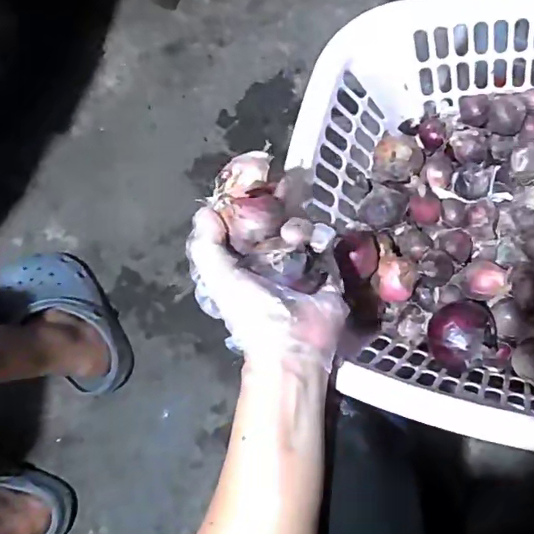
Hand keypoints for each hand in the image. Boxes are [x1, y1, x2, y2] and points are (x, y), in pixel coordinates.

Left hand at [187, 208, 347, 369]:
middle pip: (277, 223)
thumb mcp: (220, 279)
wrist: (292, 345)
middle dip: (279, 210)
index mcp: (245, 265)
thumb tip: (205, 210)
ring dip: (299, 227)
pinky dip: (323, 238)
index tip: (255, 187)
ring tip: (295, 237)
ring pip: (303, 229)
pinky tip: (316, 243)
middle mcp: (273, 263)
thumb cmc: (252, 313)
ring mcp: (303, 266)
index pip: (246, 227)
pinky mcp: (329, 272)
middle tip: (281, 200)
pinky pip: (328, 243)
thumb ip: (207, 246)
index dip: (249, 207)